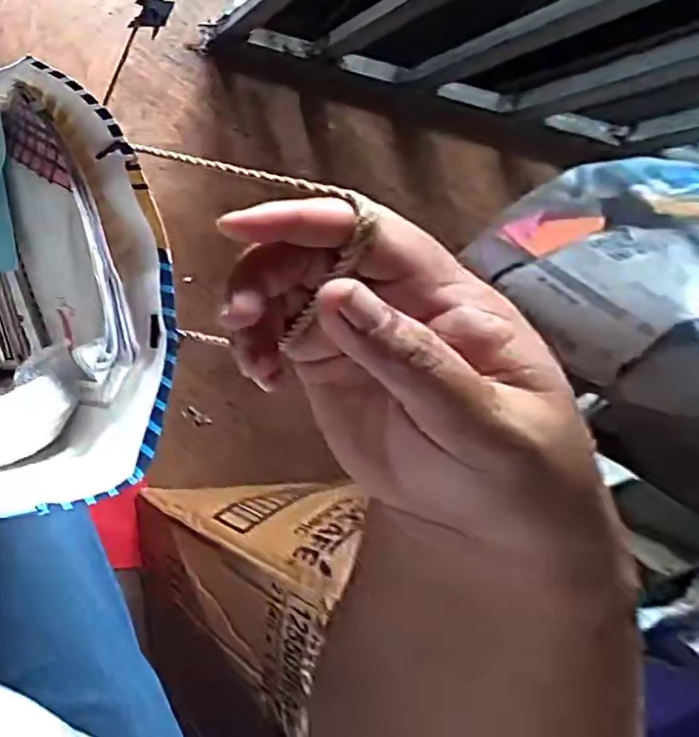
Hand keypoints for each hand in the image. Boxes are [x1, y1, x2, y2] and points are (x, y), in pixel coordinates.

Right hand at [218, 199, 623, 577]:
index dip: (302, 220)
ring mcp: (349, 325)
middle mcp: (391, 298)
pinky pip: (265, 327)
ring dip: (247, 311)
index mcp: (446, 298)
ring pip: (276, 286)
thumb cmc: (511, 477)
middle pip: (305, 254)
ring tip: (250, 358)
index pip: (368, 233)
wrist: (482, 529)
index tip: (238, 227)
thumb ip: (409, 355)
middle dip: (259, 276)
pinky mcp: (316, 353)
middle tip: (236, 316)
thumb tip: (336, 292)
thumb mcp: (479, 423)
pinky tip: (262, 378)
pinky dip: (249, 345)